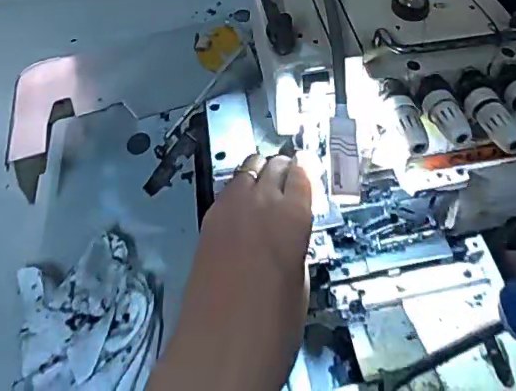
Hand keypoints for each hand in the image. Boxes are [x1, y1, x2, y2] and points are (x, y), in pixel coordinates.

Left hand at [148, 153, 312, 390]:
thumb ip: (296, 246)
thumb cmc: (266, 332)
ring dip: (260, 174)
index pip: (303, 173)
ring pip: (248, 168)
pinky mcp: (208, 219)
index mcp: (292, 216)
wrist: (217, 352)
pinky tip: (243, 208)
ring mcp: (230, 207)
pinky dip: (239, 190)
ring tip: (265, 187)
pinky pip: (228, 190)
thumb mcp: (300, 285)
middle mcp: (260, 202)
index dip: (306, 172)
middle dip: (284, 169)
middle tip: (289, 179)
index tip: (308, 173)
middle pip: (274, 164)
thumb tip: (291, 235)